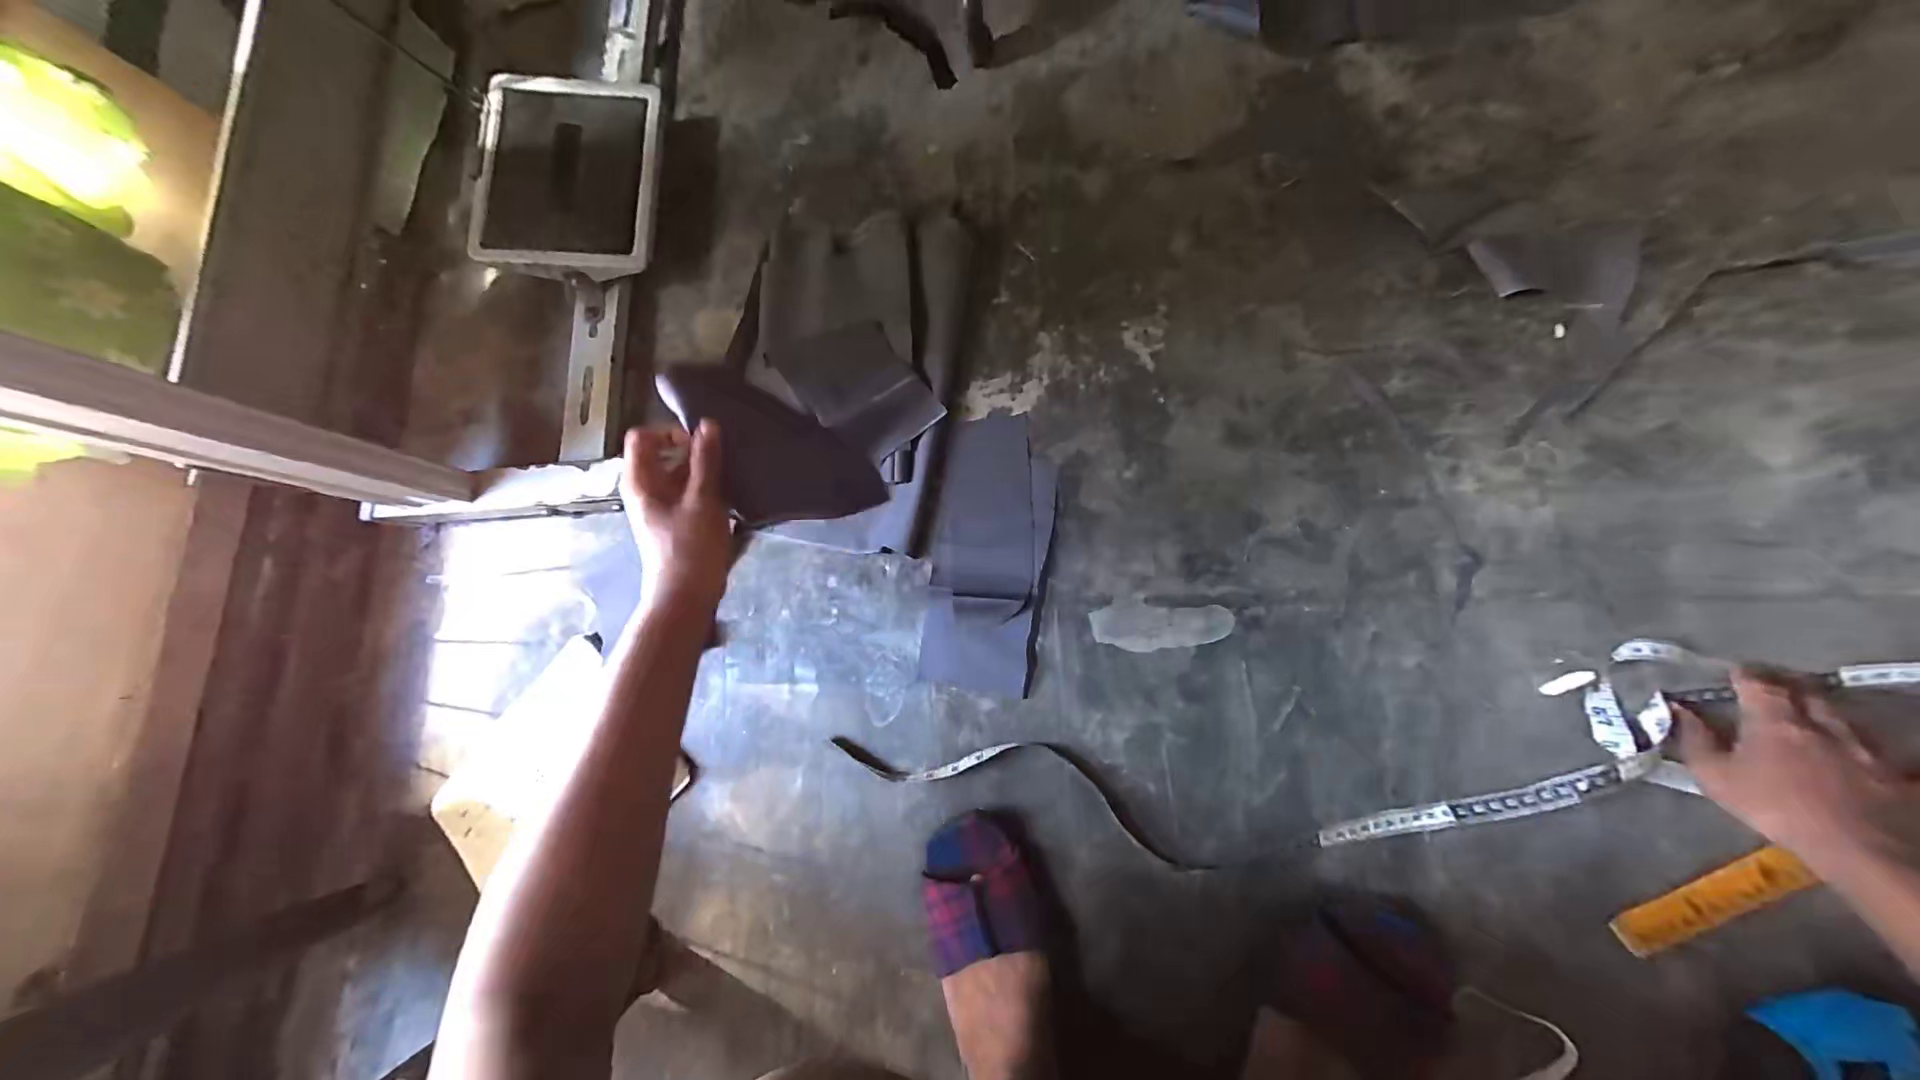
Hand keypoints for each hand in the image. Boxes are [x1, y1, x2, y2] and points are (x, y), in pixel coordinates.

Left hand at [619, 422, 733, 611]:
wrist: (687, 595)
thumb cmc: (691, 547)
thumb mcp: (703, 499)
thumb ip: (706, 460)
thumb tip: (709, 424)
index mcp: (640, 481)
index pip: (643, 436)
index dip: (670, 433)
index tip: (700, 444)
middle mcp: (646, 490)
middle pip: (664, 455)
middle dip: (693, 453)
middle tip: (722, 461)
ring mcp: (661, 507)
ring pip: (680, 475)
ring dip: (704, 473)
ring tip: (730, 479)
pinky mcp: (677, 522)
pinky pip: (689, 494)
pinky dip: (706, 491)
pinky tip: (729, 500)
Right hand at [1673, 667, 1919, 881]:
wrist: (1860, 848)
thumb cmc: (1774, 806)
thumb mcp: (1715, 775)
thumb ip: (1694, 738)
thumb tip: (1676, 708)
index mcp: (1775, 721)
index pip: (1758, 684)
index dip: (1745, 675)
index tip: (1734, 671)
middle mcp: (1822, 724)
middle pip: (1808, 693)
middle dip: (1789, 685)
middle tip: (1774, 685)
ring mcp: (1866, 747)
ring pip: (1843, 716)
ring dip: (1823, 709)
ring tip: (1810, 713)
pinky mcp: (1896, 771)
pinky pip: (1874, 744)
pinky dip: (1857, 739)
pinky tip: (1852, 748)